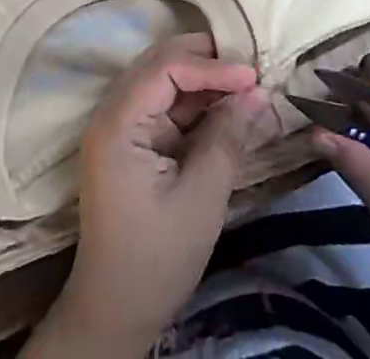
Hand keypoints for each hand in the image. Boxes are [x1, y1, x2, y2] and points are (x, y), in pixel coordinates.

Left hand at [24, 34, 274, 358]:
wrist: (117, 307)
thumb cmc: (157, 256)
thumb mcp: (201, 197)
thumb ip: (227, 137)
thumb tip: (257, 92)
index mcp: (117, 124)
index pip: (164, 69)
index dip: (211, 66)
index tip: (253, 77)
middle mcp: (112, 114)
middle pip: (159, 65)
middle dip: (206, 61)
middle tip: (252, 68)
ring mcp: (121, 127)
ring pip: (164, 82)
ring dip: (205, 80)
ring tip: (247, 85)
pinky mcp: (134, 142)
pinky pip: (167, 107)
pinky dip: (198, 103)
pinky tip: (229, 106)